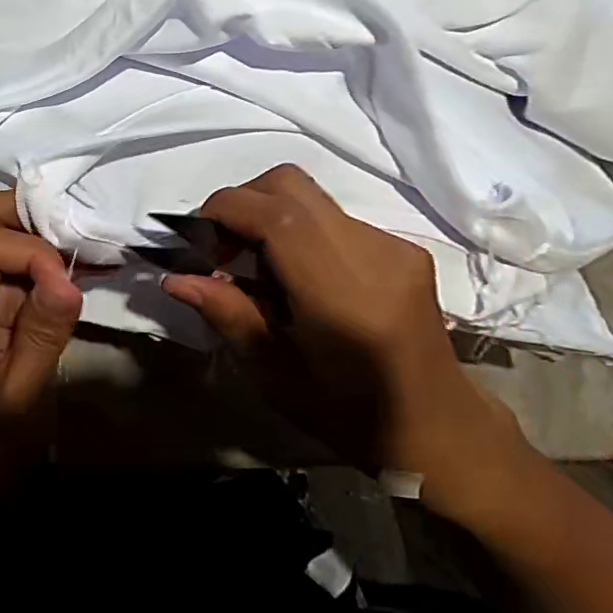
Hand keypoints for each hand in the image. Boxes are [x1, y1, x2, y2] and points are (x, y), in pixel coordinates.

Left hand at [0, 191, 82, 485]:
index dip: (30, 251)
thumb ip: (42, 333)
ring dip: (42, 232)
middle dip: (31, 218)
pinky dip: (49, 254)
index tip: (68, 281)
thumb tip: (68, 280)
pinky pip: (16, 259)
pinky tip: (84, 264)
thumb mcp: (23, 395)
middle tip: (77, 239)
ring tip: (85, 249)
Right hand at [160, 165, 525, 487]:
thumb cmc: (352, 418)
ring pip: (311, 197)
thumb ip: (229, 317)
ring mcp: (393, 245)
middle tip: (221, 249)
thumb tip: (175, 279)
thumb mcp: (278, 378)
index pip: (277, 215)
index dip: (226, 209)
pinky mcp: (403, 245)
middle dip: (242, 202)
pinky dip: (300, 231)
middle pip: (291, 185)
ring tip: (259, 270)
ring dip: (269, 217)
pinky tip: (299, 276)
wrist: (437, 427)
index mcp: (343, 297)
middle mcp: (373, 255)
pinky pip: (334, 217)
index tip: (195, 236)